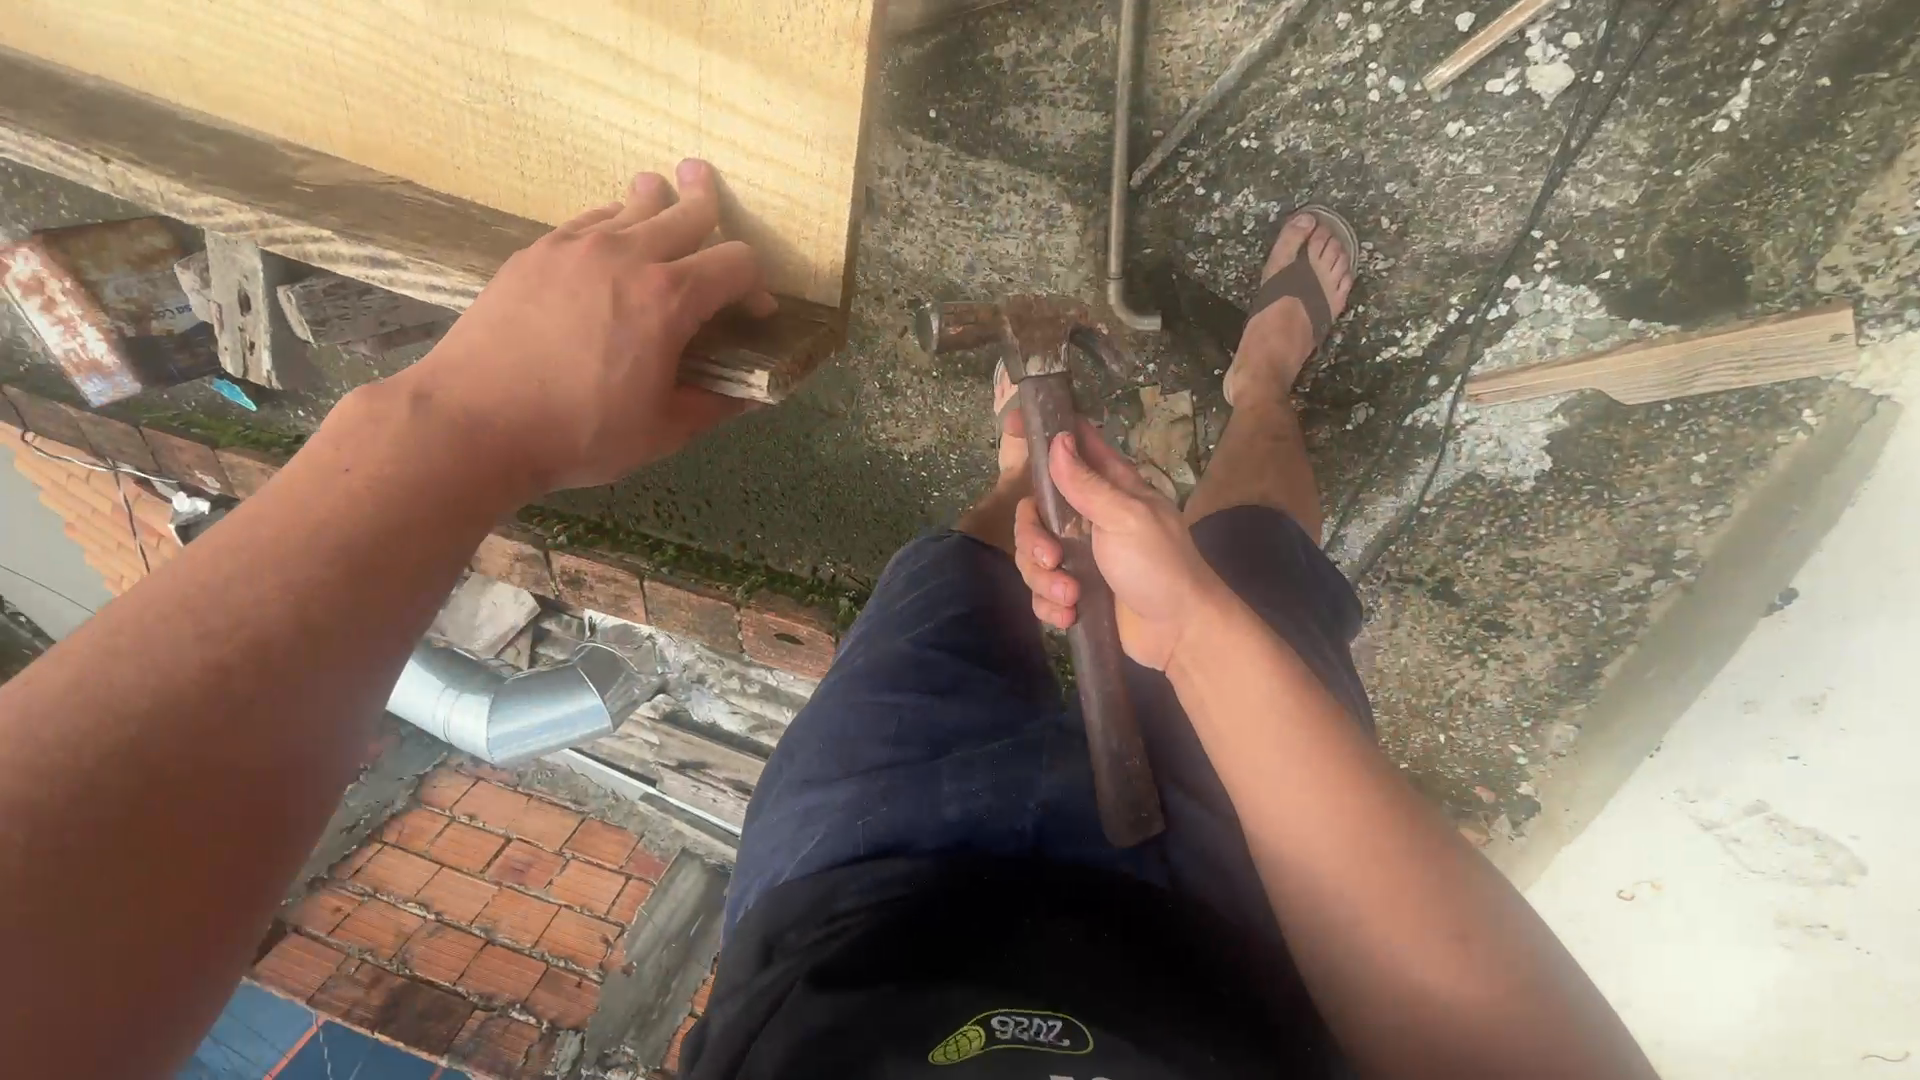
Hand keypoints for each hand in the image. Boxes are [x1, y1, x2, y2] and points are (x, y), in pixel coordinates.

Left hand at [392, 159, 774, 494]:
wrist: (474, 422)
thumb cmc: (580, 433)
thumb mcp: (664, 432)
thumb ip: (716, 405)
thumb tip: (753, 395)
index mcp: (668, 299)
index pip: (737, 262)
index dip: (756, 285)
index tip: (752, 312)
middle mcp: (627, 255)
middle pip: (689, 209)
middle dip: (713, 208)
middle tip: (717, 203)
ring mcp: (576, 245)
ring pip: (636, 200)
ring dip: (662, 203)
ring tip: (666, 205)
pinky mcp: (537, 251)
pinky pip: (591, 216)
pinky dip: (616, 221)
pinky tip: (613, 243)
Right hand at [1013, 425, 1237, 670]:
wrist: (1179, 633)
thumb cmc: (1161, 567)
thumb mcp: (1126, 518)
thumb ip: (1087, 483)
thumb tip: (1057, 440)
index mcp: (1108, 488)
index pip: (1072, 445)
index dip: (1042, 433)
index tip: (1012, 427)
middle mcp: (1088, 517)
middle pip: (1033, 512)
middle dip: (1033, 540)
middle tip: (1053, 559)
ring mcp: (1079, 556)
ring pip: (1032, 555)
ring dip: (1044, 580)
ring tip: (1072, 596)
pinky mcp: (1073, 591)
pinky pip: (1040, 591)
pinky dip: (1050, 605)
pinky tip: (1070, 616)